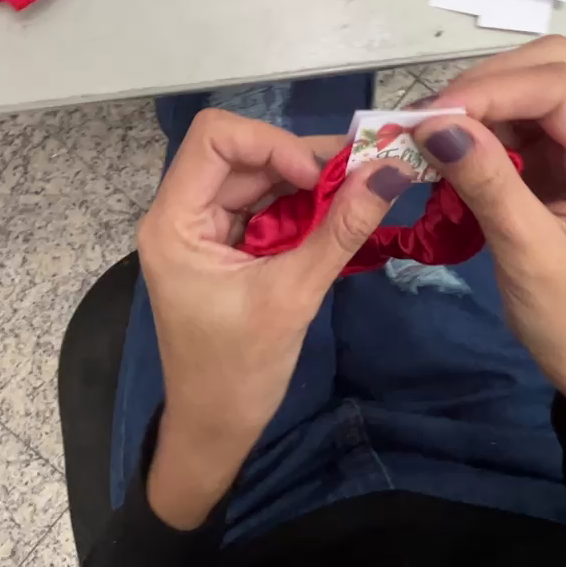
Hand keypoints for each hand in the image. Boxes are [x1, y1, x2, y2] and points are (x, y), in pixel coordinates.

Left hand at [136, 109, 408, 526]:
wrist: (215, 428)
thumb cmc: (238, 373)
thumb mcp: (291, 297)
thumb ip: (339, 231)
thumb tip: (391, 172)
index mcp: (174, 222)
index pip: (214, 138)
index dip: (270, 142)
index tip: (318, 177)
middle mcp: (180, 214)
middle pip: (239, 154)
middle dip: (300, 159)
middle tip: (362, 175)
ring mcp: (201, 229)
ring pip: (255, 177)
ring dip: (306, 181)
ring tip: (359, 192)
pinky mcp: (223, 246)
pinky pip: (262, 206)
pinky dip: (300, 204)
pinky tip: (337, 213)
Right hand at [412, 37, 565, 405]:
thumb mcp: (526, 253)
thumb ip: (486, 183)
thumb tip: (433, 125)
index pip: (562, 91)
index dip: (491, 91)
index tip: (427, 117)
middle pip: (552, 71)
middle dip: (485, 86)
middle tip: (426, 121)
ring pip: (531, 89)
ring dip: (476, 104)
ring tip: (428, 134)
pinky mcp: (561, 162)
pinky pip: (517, 122)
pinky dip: (477, 127)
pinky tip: (447, 149)